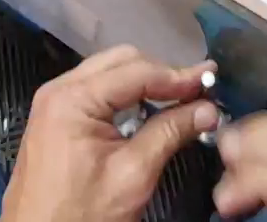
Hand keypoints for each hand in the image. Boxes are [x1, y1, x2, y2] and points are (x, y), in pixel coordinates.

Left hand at [1, 46, 218, 221]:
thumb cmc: (82, 218)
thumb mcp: (131, 176)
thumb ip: (169, 133)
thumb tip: (208, 109)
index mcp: (73, 98)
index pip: (137, 71)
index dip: (177, 74)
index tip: (210, 79)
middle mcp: (60, 88)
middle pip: (123, 61)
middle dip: (161, 73)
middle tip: (196, 90)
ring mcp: (55, 100)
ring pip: (112, 71)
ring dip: (146, 81)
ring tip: (179, 97)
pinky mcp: (56, 116)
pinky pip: (98, 89)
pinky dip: (126, 94)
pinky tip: (148, 109)